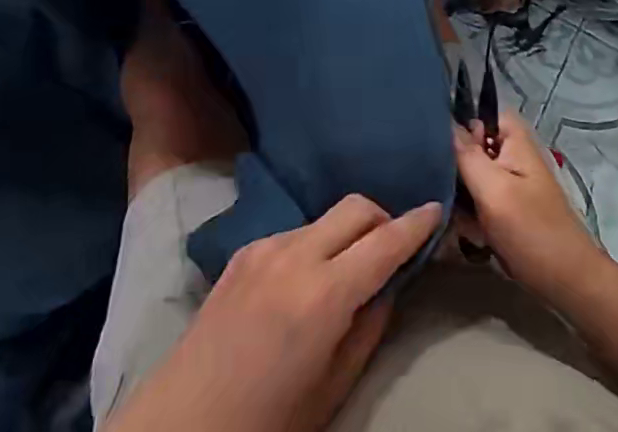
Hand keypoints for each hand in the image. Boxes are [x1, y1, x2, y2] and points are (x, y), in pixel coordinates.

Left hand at [105, 195, 441, 431]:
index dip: (416, 224)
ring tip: (346, 271)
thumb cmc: (267, 419)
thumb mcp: (334, 384)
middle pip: (356, 207)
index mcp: (323, 295)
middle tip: (392, 249)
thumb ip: (370, 325)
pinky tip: (306, 280)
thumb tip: (388, 284)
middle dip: (383, 218)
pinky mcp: (243, 251)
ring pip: (325, 218)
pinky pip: (296, 232)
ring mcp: (264, 247)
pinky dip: (316, 244)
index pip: (385, 243)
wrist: (181, 423)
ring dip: (347, 233)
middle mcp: (295, 255)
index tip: (436, 209)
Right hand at [453, 109, 603, 298]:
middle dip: (454, 163)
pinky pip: (475, 201)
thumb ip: (466, 154)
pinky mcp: (503, 210)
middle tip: (443, 186)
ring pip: (469, 175)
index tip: (433, 138)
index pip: (482, 112)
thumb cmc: (531, 230)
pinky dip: (468, 214)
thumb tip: (443, 121)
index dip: (459, 120)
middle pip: (471, 144)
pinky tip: (468, 233)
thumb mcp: (493, 189)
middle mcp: (511, 156)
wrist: (566, 282)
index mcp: (515, 140)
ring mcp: (507, 184)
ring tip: (456, 216)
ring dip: (459, 194)